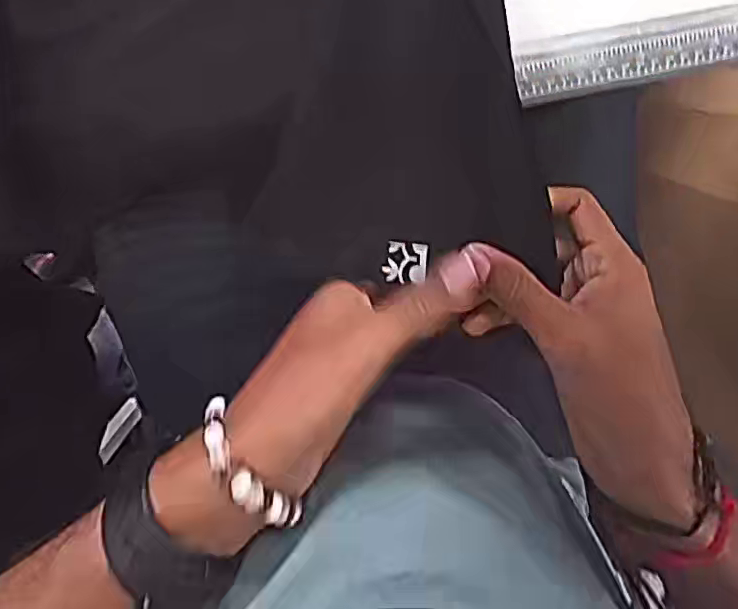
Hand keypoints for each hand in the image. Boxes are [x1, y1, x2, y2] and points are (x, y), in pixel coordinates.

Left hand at [148, 248, 490, 555]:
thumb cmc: (295, 404)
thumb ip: (421, 304)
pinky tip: (425, 382)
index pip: (410, 276)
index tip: (486, 297)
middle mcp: (340, 320)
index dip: (449, 286)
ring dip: (426, 343)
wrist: (251, 473)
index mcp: (342, 295)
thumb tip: (468, 264)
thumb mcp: (371, 344)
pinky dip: (409, 370)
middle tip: (483, 325)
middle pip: (404, 307)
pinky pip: (386, 370)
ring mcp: (339, 357)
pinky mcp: (339, 393)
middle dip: (441, 315)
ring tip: (465, 349)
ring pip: (396, 339)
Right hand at [463, 186, 703, 531]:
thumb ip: (516, 289)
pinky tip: (478, 321)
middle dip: (508, 248)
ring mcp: (582, 306)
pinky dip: (506, 310)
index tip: (498, 207)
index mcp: (613, 265)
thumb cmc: (625, 397)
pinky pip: (531, 305)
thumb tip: (474, 254)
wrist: (642, 467)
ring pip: (534, 275)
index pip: (578, 206)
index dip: (542, 199)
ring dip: (501, 284)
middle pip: (547, 239)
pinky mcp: (569, 333)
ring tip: (465, 296)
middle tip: (468, 257)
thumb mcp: (563, 334)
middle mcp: (598, 278)